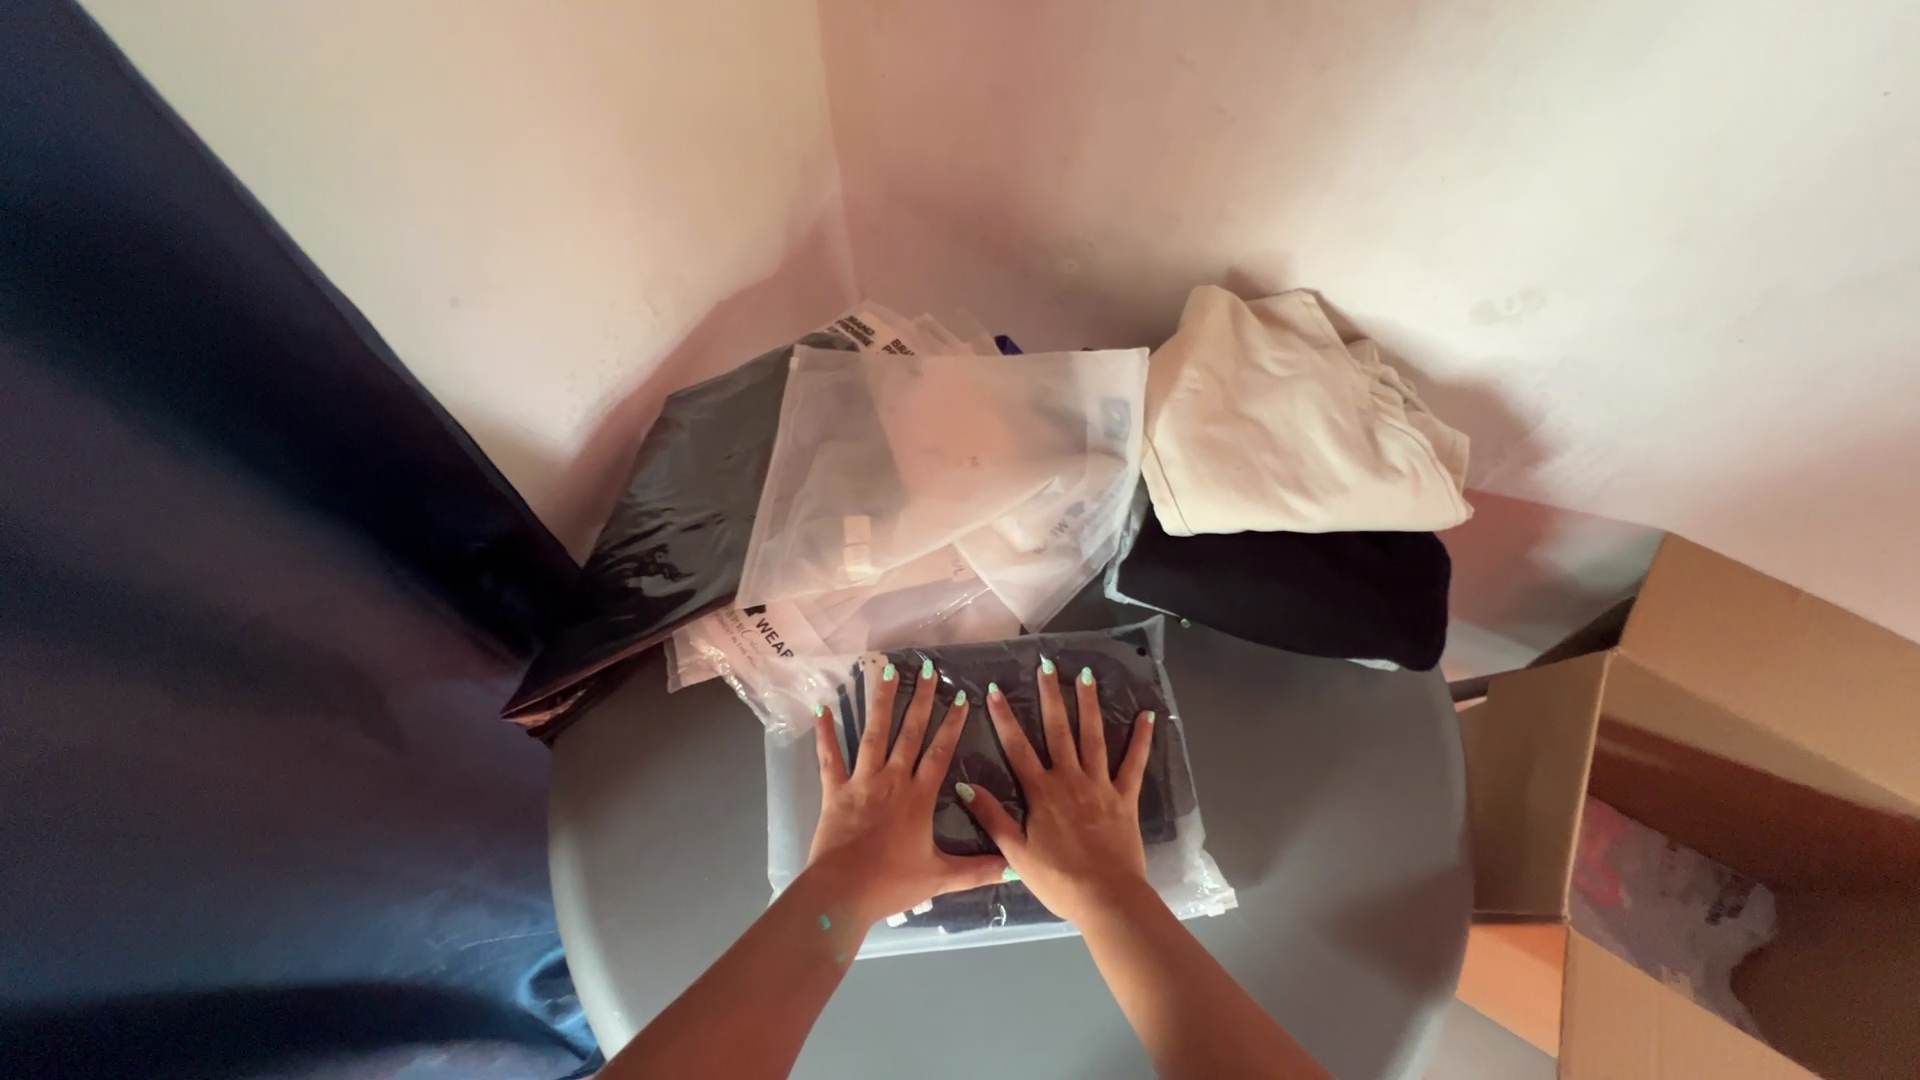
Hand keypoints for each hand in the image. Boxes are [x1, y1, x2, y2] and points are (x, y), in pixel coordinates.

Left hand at [807, 660, 1007, 923]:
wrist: (844, 893)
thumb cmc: (892, 884)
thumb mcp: (940, 878)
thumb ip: (978, 870)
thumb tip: (1015, 867)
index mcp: (919, 797)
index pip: (940, 752)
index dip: (952, 724)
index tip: (960, 696)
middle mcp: (893, 780)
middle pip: (910, 733)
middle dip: (921, 700)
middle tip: (928, 670)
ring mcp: (862, 782)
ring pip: (874, 734)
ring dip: (881, 702)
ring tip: (886, 671)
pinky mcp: (835, 791)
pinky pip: (829, 757)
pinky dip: (825, 733)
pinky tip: (822, 708)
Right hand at [956, 661, 1156, 925]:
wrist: (1106, 898)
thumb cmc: (1058, 880)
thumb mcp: (1016, 852)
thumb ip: (992, 816)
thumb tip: (966, 785)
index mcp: (1041, 791)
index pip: (1017, 747)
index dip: (1004, 717)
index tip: (994, 690)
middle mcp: (1069, 779)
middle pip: (1057, 730)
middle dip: (1050, 695)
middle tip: (1046, 664)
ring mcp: (1100, 785)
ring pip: (1092, 736)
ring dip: (1088, 704)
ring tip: (1086, 675)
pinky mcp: (1124, 797)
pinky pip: (1133, 763)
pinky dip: (1141, 739)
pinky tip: (1148, 716)